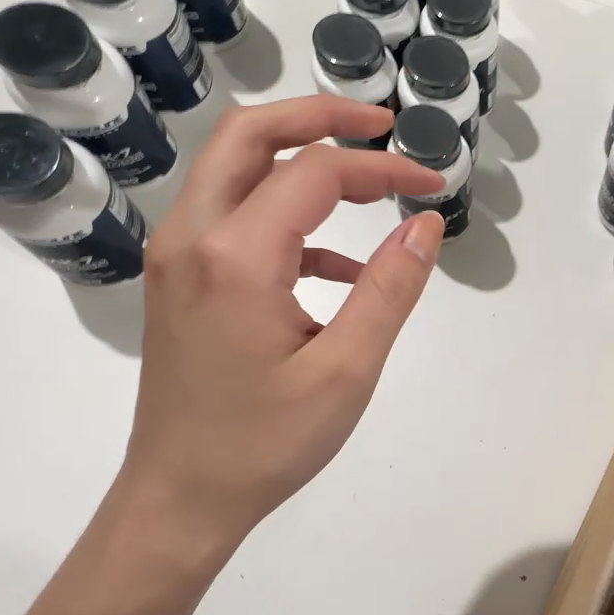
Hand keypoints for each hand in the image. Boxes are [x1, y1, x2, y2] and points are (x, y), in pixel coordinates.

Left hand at [119, 95, 448, 546]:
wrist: (182, 496)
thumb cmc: (268, 441)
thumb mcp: (347, 370)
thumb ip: (389, 290)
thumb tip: (423, 224)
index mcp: (236, 257)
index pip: (314, 173)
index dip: (381, 167)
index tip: (435, 187)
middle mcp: (194, 238)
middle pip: (249, 136)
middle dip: (321, 118)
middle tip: (382, 125)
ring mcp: (179, 259)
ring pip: (234, 170)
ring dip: (300, 160)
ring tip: (369, 181)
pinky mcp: (182, 282)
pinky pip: (234, 220)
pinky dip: (289, 217)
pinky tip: (340, 267)